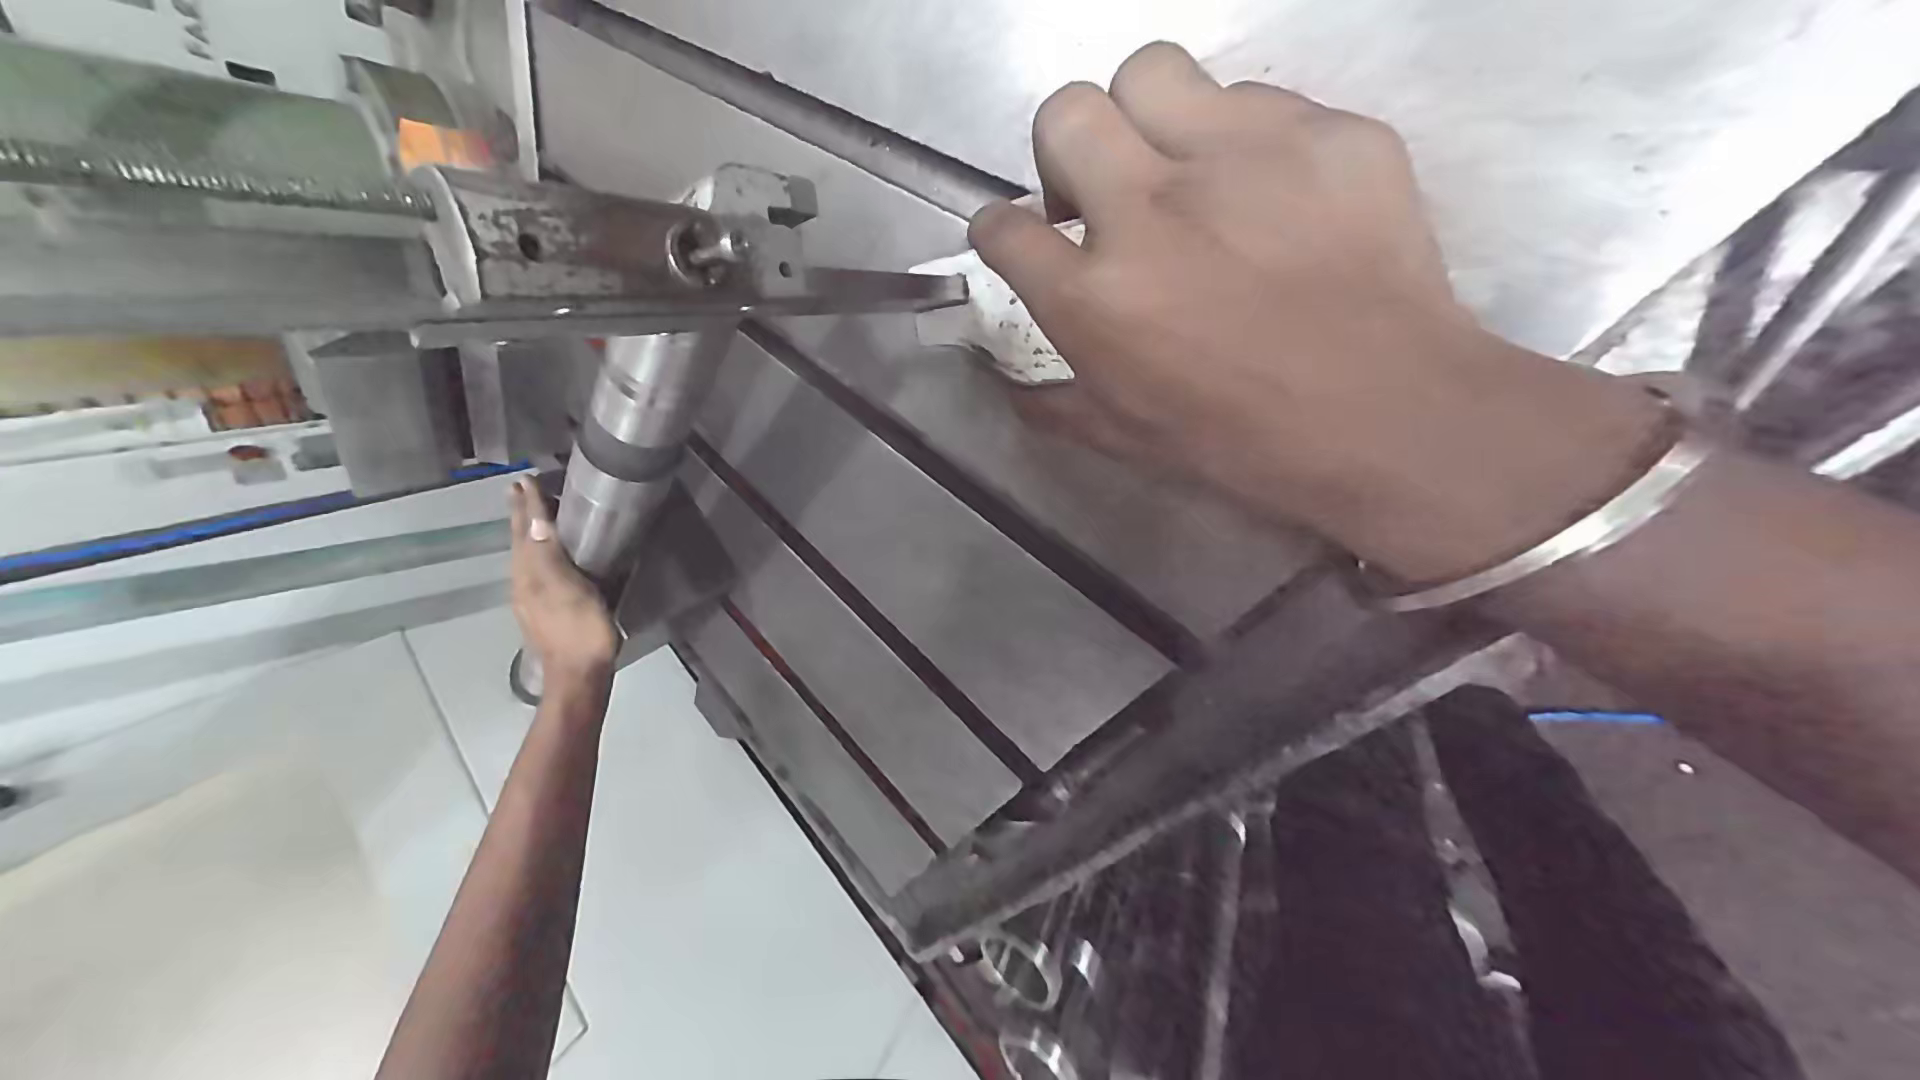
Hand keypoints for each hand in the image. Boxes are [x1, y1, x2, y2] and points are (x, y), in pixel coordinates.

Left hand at [508, 477, 617, 683]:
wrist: (578, 676)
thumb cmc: (580, 631)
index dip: (527, 505)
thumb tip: (534, 521)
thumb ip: (550, 556)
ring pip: (526, 555)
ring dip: (527, 531)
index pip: (524, 530)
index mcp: (529, 573)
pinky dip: (539, 551)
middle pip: (519, 541)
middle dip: (521, 515)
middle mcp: (523, 582)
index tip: (525, 479)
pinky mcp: (545, 610)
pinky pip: (536, 569)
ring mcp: (532, 599)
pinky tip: (548, 554)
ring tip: (533, 515)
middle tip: (521, 490)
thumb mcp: (568, 590)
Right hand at [971, 43, 1666, 583]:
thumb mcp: (1123, 436)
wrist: (1382, 417)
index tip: (1015, 237)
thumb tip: (1009, 384)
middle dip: (1061, 153)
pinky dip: (1237, 141)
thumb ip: (1052, 402)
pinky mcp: (1325, 132)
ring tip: (1176, 172)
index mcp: (1094, 298)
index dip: (997, 231)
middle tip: (1097, 195)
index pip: (1003, 229)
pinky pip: (1254, 99)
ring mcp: (1239, 158)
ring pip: (1152, 72)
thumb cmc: (1238, 440)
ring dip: (1143, 120)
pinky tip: (1265, 193)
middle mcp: (1149, 210)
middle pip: (1064, 115)